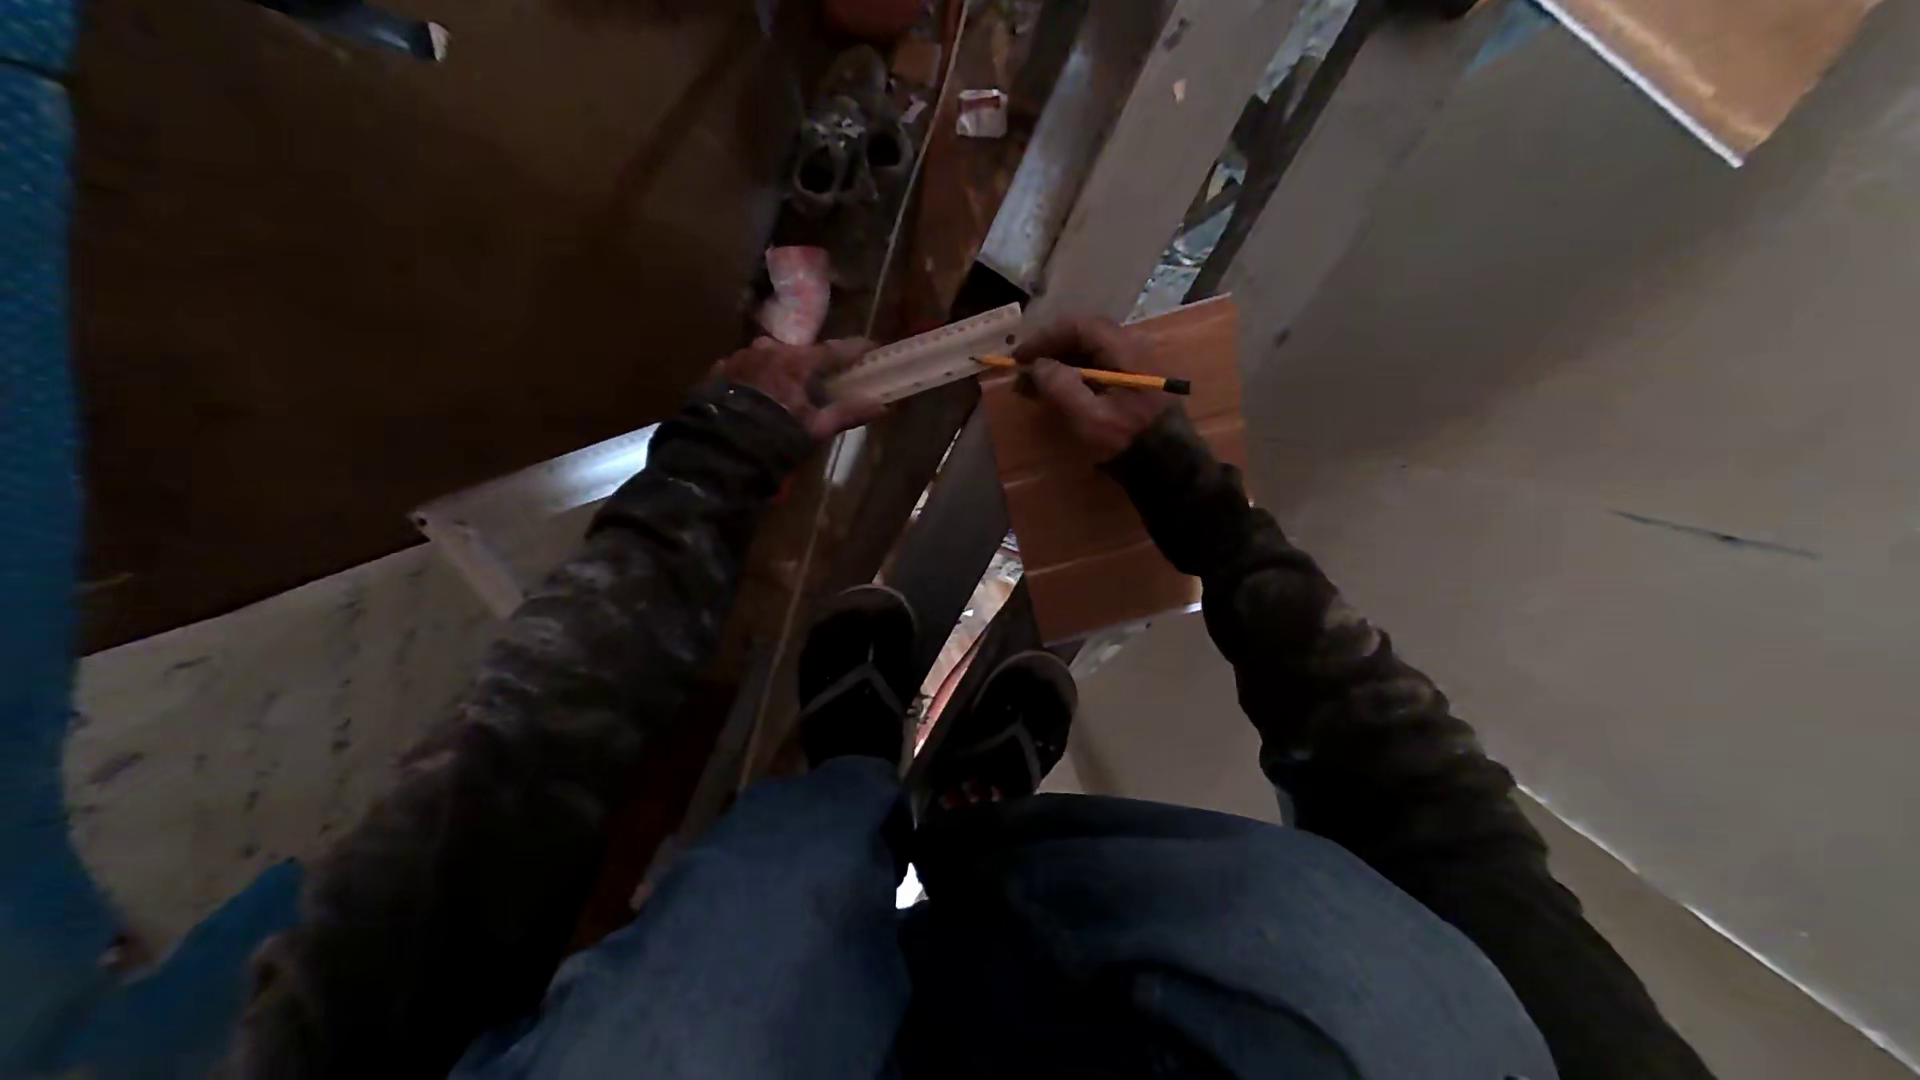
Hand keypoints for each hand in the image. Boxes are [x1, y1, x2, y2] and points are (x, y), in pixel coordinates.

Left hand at [713, 337, 886, 440]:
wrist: (720, 449)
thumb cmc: (776, 436)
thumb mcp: (816, 429)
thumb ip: (848, 413)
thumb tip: (882, 406)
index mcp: (796, 361)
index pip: (833, 349)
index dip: (854, 349)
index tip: (871, 348)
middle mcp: (768, 349)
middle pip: (799, 353)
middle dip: (811, 365)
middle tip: (820, 381)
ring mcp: (740, 357)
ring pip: (770, 358)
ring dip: (780, 370)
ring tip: (783, 392)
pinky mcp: (718, 370)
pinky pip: (746, 368)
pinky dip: (756, 378)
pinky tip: (756, 397)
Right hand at [1013, 316, 1173, 459]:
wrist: (1167, 465)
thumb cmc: (1127, 441)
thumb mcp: (1089, 418)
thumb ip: (1061, 387)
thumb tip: (1037, 365)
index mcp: (1125, 350)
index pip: (1079, 326)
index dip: (1045, 338)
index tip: (1019, 357)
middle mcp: (1133, 347)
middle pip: (1084, 335)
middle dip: (1050, 350)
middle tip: (1023, 370)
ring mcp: (1135, 363)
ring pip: (1090, 350)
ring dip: (1060, 362)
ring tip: (1034, 384)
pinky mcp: (1134, 380)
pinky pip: (1098, 365)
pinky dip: (1074, 373)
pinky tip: (1057, 390)